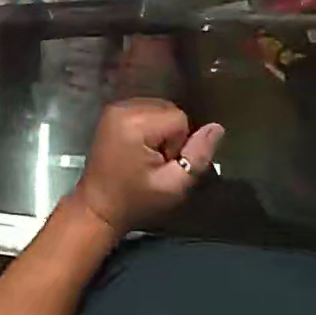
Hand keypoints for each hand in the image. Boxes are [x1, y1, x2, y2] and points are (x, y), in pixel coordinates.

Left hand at [73, 99, 223, 236]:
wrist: (98, 206)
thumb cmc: (135, 200)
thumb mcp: (174, 185)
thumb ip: (198, 155)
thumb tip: (217, 127)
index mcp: (135, 123)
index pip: (180, 118)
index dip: (179, 144)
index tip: (163, 165)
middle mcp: (123, 108)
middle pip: (169, 109)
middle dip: (171, 135)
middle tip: (156, 162)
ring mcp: (115, 108)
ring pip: (159, 108)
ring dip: (160, 130)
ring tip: (147, 157)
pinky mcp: (112, 112)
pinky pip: (145, 109)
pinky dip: (149, 126)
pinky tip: (138, 148)